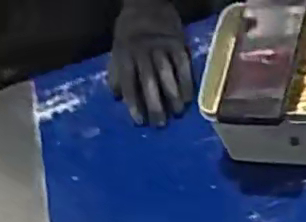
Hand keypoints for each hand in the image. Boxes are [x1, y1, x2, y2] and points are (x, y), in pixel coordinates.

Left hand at [108, 0, 192, 126]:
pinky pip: (183, 66)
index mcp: (126, 54)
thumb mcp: (118, 49)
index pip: (128, 82)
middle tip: (160, 124)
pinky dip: (186, 84)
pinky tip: (188, 100)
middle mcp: (143, 50)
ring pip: (167, 74)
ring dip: (172, 97)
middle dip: (154, 105)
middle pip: (149, 81)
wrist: (148, 2)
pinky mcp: (177, 43)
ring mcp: (161, 46)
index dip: (133, 104)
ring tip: (176, 113)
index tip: (139, 122)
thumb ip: (117, 73)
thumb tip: (116, 98)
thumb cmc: (131, 33)